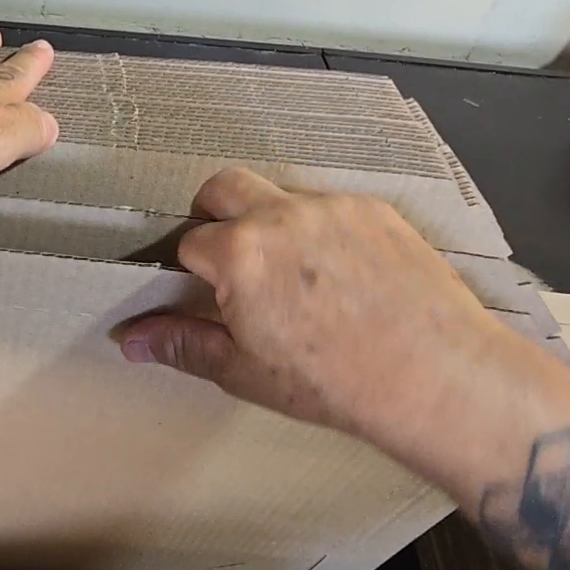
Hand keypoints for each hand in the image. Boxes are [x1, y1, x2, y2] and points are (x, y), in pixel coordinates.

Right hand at [117, 167, 514, 448]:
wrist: (440, 379)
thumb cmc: (334, 382)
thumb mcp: (245, 371)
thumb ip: (182, 344)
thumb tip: (129, 339)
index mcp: (239, 253)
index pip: (189, 242)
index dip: (189, 269)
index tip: (203, 291)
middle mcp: (279, 214)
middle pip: (222, 187)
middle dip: (212, 215)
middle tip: (228, 258)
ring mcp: (331, 207)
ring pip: (278, 195)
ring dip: (267, 221)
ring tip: (291, 272)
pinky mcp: (375, 210)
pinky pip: (329, 207)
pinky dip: (318, 229)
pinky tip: (340, 274)